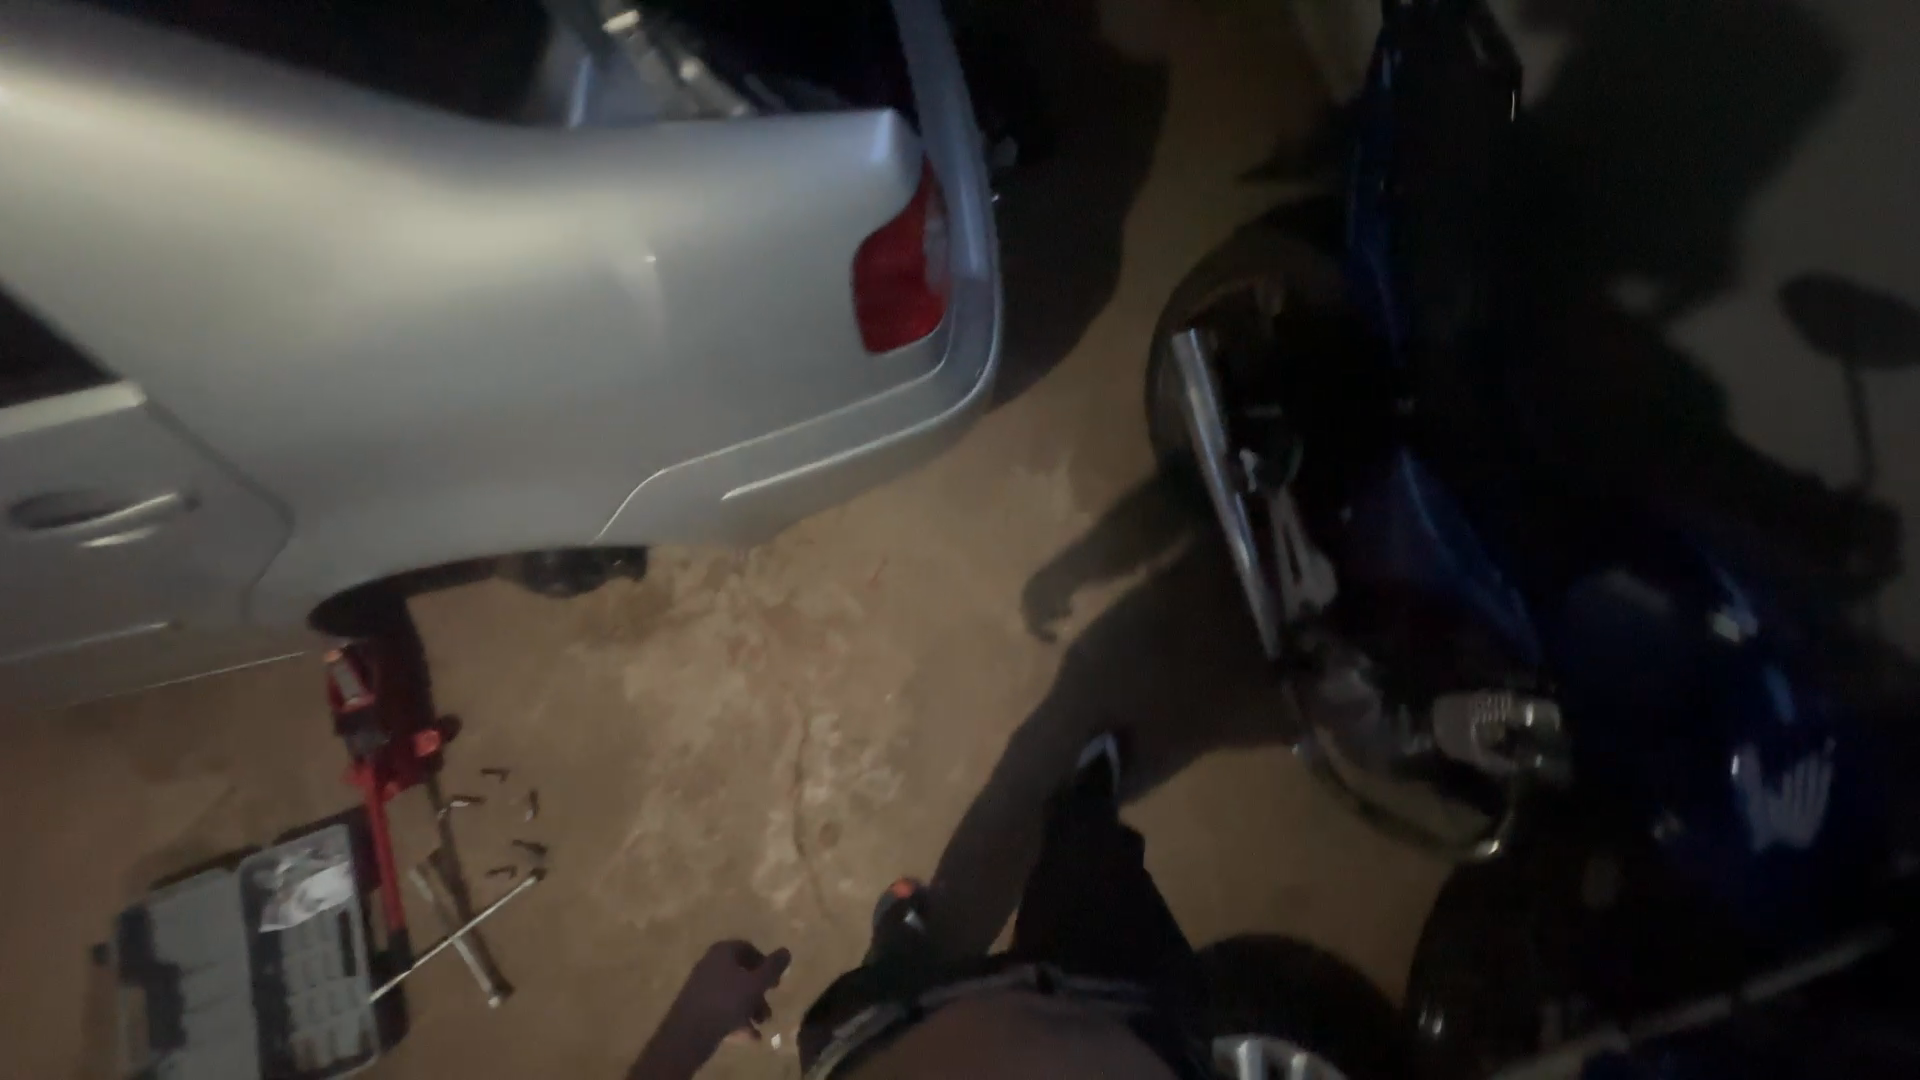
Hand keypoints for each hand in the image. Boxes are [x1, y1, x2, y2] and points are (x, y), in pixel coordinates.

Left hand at [630, 941, 790, 1079]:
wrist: (687, 1035)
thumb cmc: (725, 1002)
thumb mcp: (756, 983)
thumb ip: (773, 967)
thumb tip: (786, 951)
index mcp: (722, 952)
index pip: (748, 948)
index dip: (765, 963)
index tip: (775, 981)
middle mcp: (710, 964)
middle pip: (741, 973)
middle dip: (758, 991)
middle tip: (769, 1007)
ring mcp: (701, 987)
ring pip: (732, 993)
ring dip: (750, 1008)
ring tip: (762, 1024)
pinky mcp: (695, 1009)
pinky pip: (721, 1009)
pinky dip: (736, 1020)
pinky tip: (750, 1036)